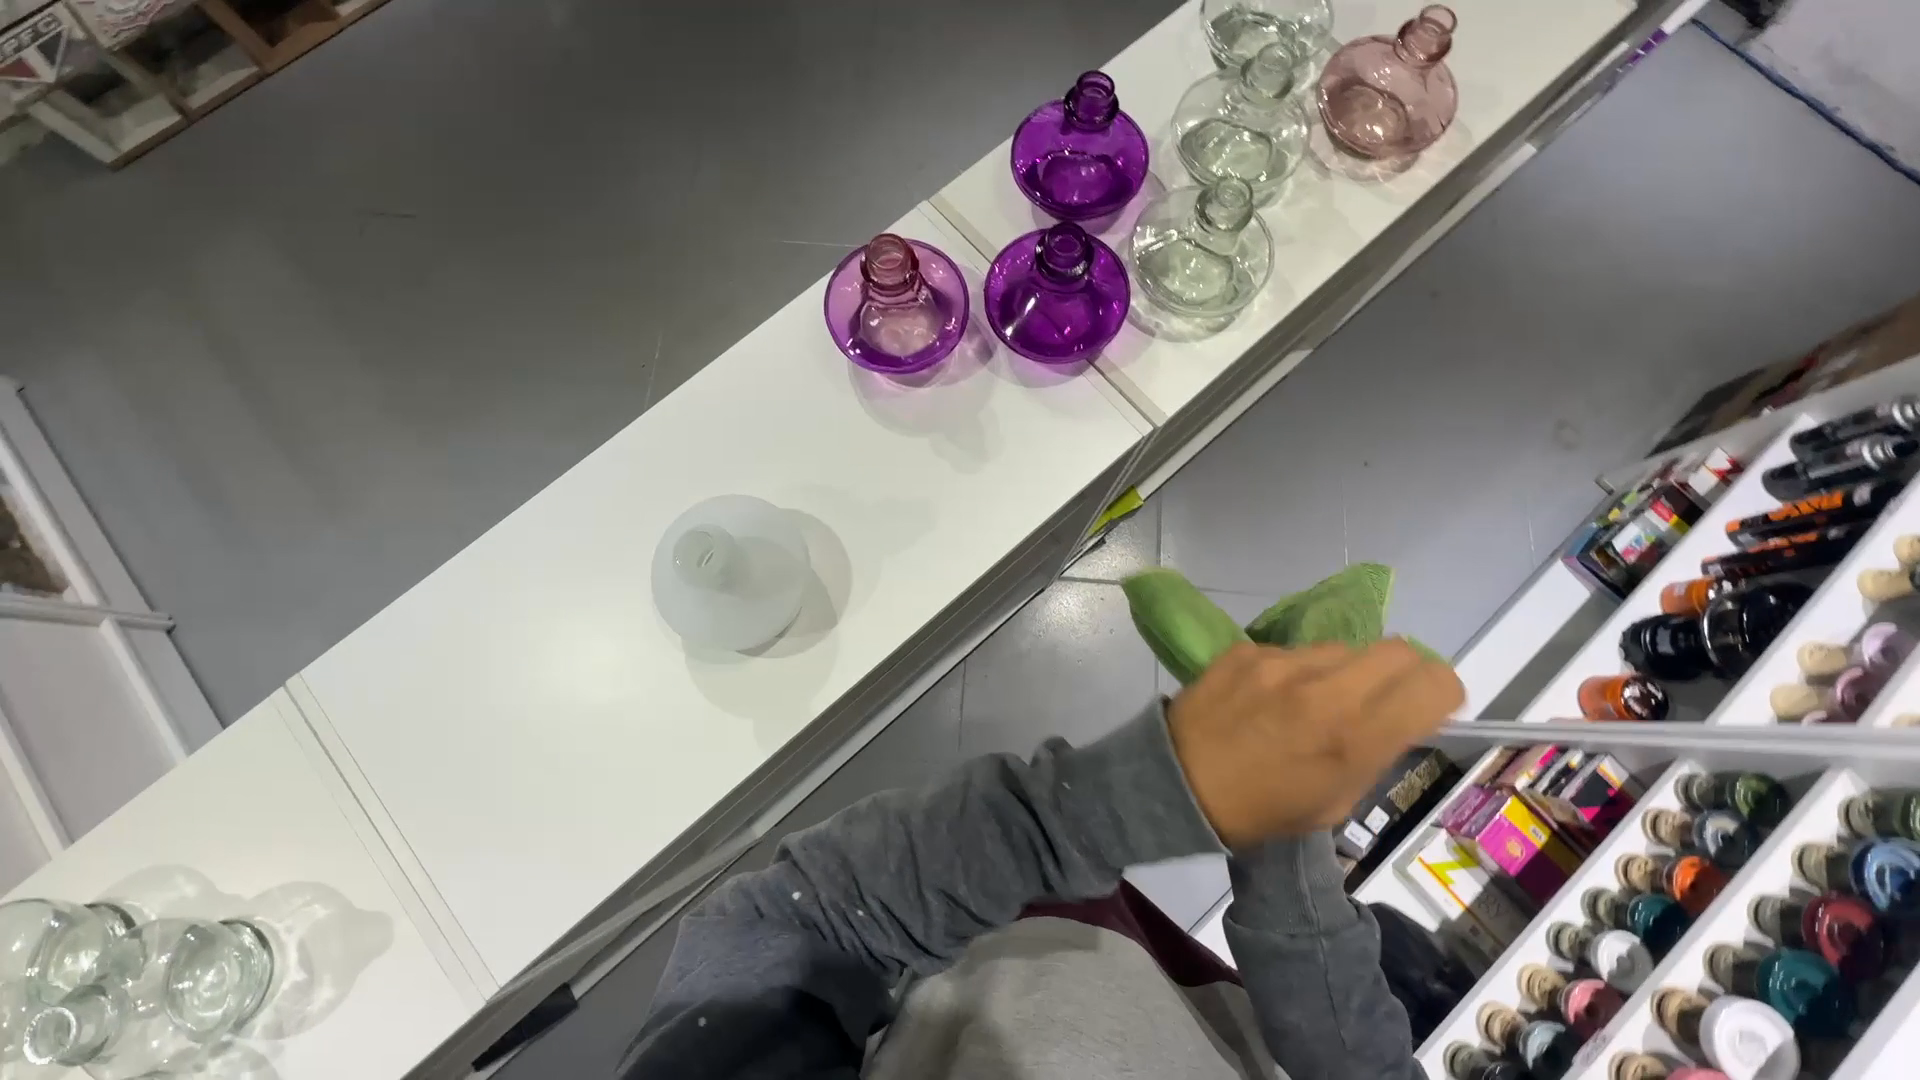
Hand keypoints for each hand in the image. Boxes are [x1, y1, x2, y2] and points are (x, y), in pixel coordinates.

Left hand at [1166, 640, 1462, 848]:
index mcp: (1355, 737)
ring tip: (1313, 701)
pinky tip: (1268, 697)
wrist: (1178, 783)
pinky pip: (1291, 651)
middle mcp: (1325, 690)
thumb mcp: (1335, 802)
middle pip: (1397, 649)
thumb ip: (1375, 754)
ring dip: (1342, 670)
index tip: (1427, 708)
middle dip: (1400, 673)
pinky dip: (1293, 670)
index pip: (1434, 683)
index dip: (1441, 694)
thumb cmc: (1261, 809)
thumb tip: (1399, 718)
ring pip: (1341, 648)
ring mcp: (1280, 663)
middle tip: (1379, 698)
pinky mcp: (1245, 650)